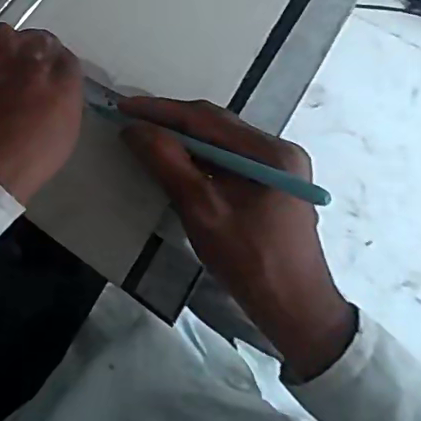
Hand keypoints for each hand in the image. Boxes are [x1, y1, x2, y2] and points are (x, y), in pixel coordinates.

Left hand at [0, 25, 81, 202]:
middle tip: (15, 79)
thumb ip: (64, 92)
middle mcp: (38, 55)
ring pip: (7, 35)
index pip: (62, 55)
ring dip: (2, 50)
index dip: (49, 67)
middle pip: (37, 40)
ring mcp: (4, 50)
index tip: (39, 78)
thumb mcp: (66, 126)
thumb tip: (53, 81)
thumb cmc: (29, 155)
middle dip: (29, 57)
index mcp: (66, 75)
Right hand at [118, 97, 353, 381]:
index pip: (205, 119)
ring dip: (179, 137)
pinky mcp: (266, 185)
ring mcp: (274, 168)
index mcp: (271, 153)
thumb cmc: (251, 261)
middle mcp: (277, 152)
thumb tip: (134, 128)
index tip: (123, 107)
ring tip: (142, 134)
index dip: (160, 110)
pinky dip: (193, 156)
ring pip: (216, 141)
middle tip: (128, 117)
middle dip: (168, 120)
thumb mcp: (202, 210)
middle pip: (213, 124)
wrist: (296, 313)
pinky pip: (222, 159)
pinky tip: (170, 160)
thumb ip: (168, 163)